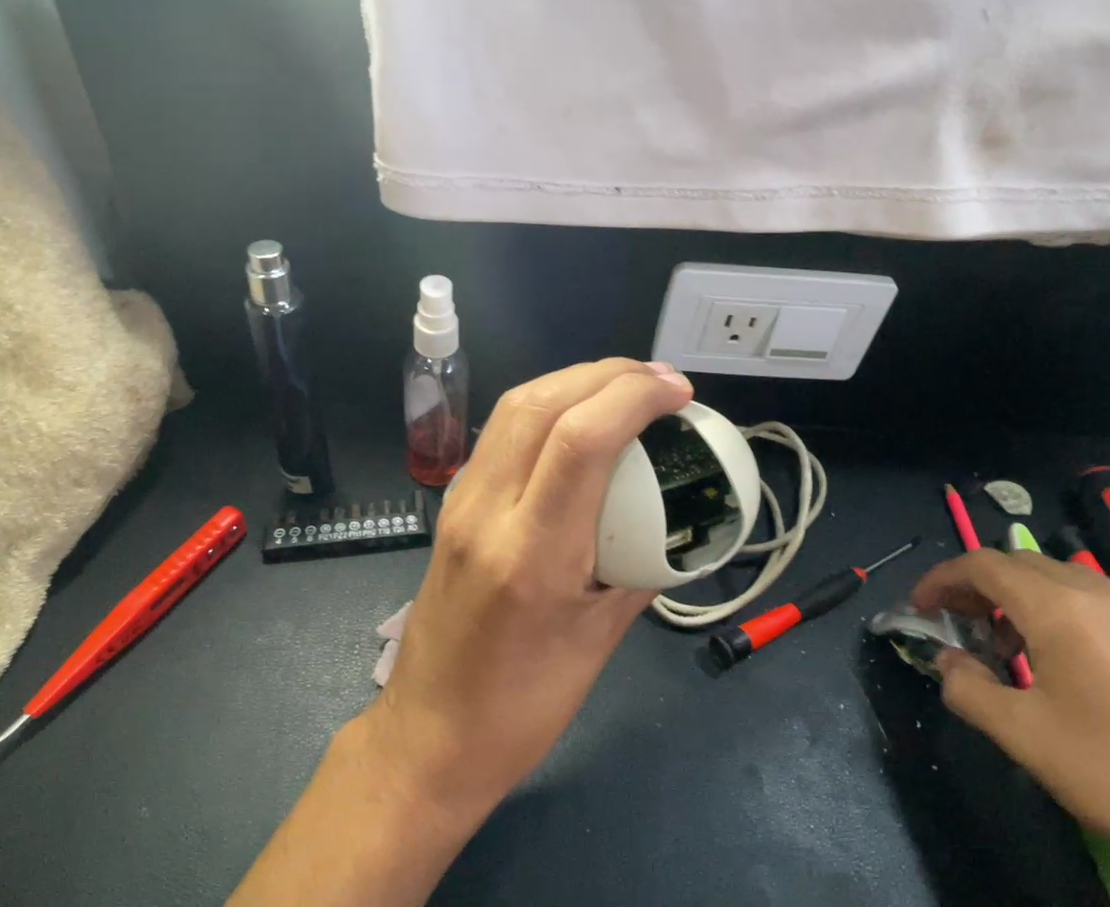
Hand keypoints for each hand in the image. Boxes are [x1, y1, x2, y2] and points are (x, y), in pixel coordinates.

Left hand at [366, 358, 693, 815]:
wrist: (429, 737)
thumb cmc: (522, 706)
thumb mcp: (600, 642)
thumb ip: (638, 570)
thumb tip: (669, 521)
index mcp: (532, 554)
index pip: (581, 440)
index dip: (635, 397)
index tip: (680, 393)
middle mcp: (487, 512)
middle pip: (542, 403)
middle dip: (609, 373)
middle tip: (660, 382)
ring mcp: (461, 505)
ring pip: (514, 409)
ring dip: (574, 381)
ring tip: (626, 388)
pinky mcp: (451, 508)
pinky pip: (499, 434)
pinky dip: (545, 407)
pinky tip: (577, 420)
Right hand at [911, 550, 1109, 906]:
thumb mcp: (1023, 736)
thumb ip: (969, 689)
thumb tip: (948, 664)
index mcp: (1061, 608)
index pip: (985, 565)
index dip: (942, 579)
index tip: (920, 607)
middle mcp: (1105, 594)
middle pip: (1024, 565)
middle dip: (980, 586)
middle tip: (956, 624)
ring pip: (1067, 582)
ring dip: (1024, 600)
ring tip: (1009, 647)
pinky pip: (1105, 606)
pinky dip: (1067, 615)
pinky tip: (1071, 666)